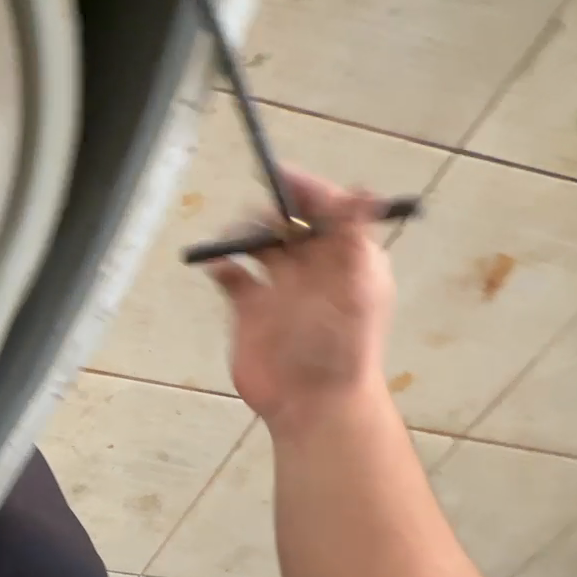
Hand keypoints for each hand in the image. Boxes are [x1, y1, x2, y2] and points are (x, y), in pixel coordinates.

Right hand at [206, 169, 396, 435]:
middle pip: (289, 224)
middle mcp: (313, 268)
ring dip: (242, 237)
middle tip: (253, 217)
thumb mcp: (356, 290)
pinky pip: (232, 278)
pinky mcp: (249, 310)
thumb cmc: (340, 349)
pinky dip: (221, 266)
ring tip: (229, 239)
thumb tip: (361, 191)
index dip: (306, 190)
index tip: (279, 175)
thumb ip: (354, 240)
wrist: (310, 402)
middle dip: (271, 213)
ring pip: (258, 247)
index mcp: (347, 258)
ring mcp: (279, 289)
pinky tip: (215, 265)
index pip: (328, 211)